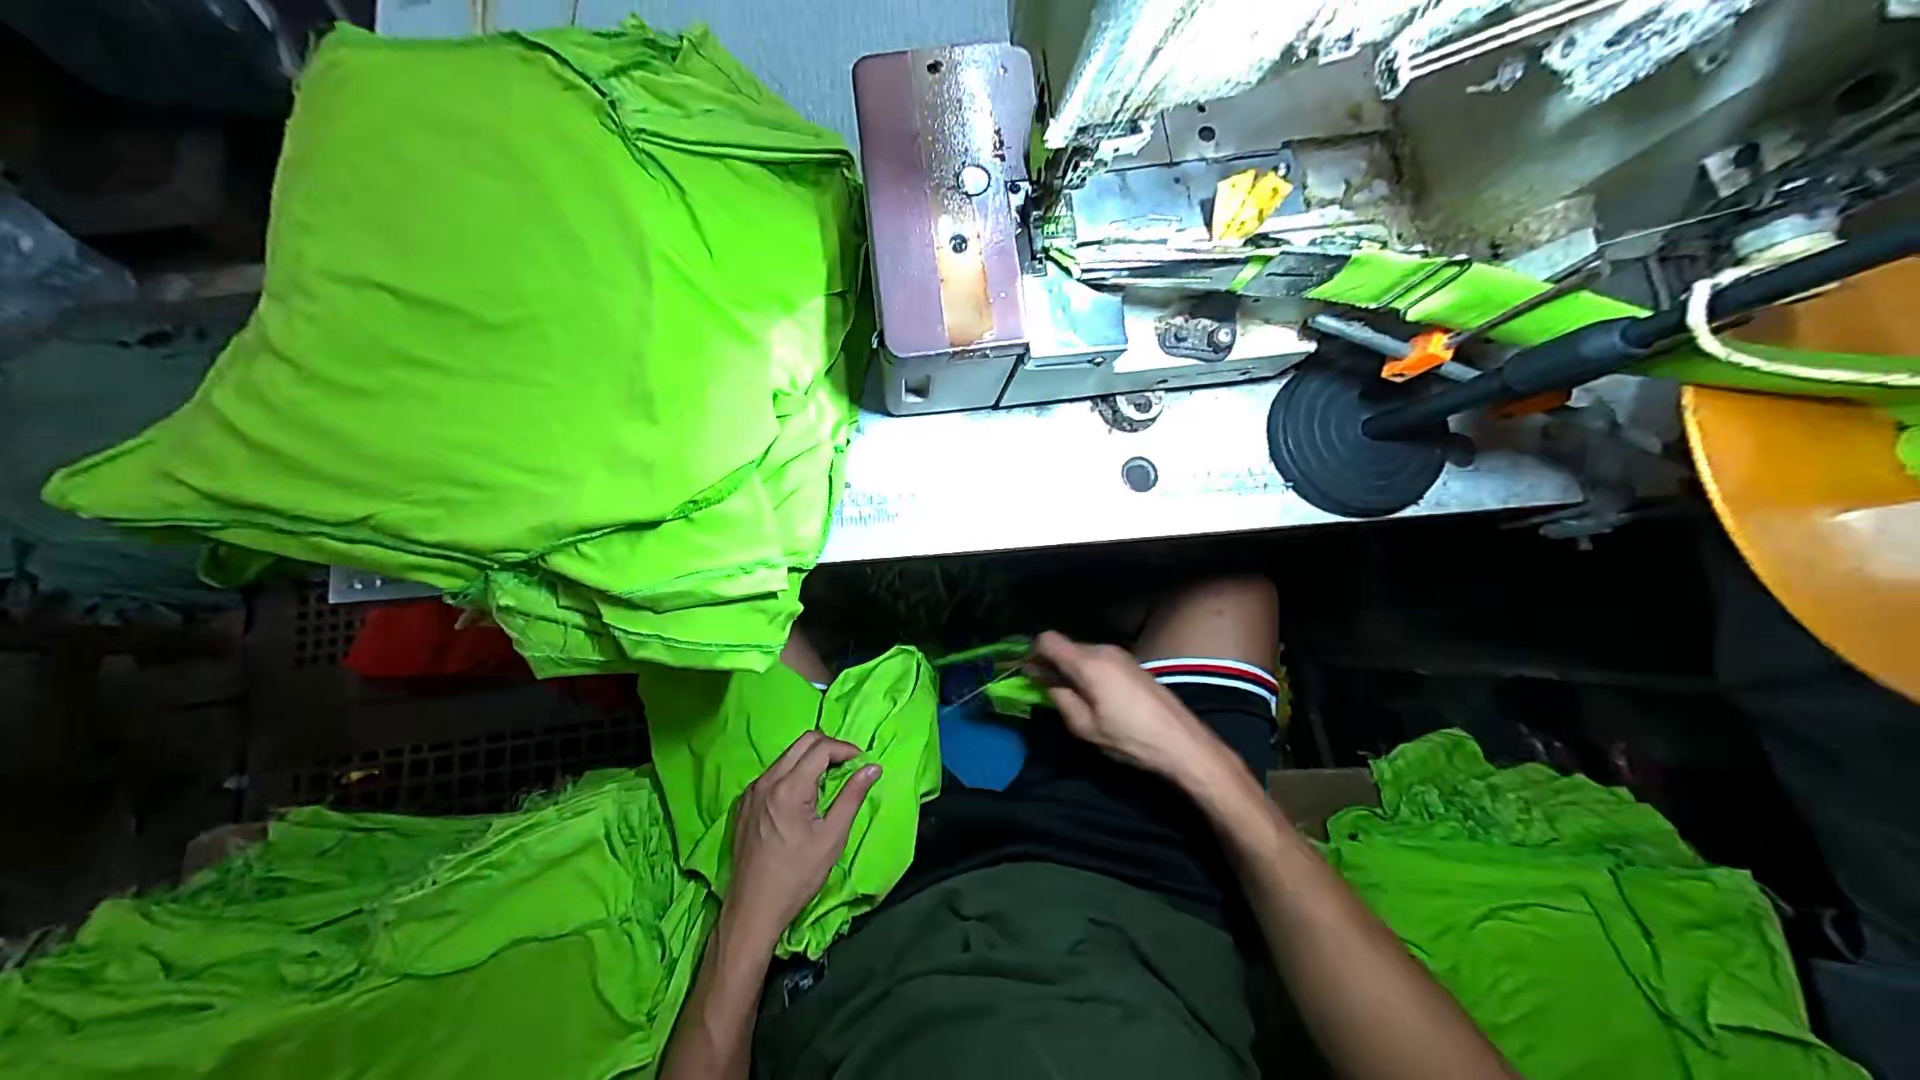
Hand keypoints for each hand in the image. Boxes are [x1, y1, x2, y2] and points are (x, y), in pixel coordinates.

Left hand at [725, 731, 881, 943]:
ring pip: (786, 756)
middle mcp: (766, 780)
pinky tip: (802, 799)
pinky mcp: (744, 803)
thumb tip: (873, 767)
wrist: (753, 909)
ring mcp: (751, 791)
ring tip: (828, 782)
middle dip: (829, 747)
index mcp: (789, 787)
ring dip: (810, 759)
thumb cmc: (797, 875)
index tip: (861, 763)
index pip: (821, 747)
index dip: (845, 749)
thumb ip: (852, 796)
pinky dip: (792, 773)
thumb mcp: (832, 837)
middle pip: (802, 742)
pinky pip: (772, 773)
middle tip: (847, 766)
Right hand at [1031, 630, 1235, 787]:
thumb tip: (1043, 679)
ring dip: (1071, 669)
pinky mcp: (1133, 664)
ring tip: (1072, 698)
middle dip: (1052, 664)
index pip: (1047, 640)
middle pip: (1065, 646)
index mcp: (1088, 662)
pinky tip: (1096, 697)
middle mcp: (1104, 649)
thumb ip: (1059, 698)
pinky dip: (1089, 672)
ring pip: (1083, 653)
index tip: (1029, 675)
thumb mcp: (1085, 726)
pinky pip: (1099, 660)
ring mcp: (1121, 654)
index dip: (1033, 654)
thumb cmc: (1130, 738)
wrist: (1182, 743)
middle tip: (1046, 690)